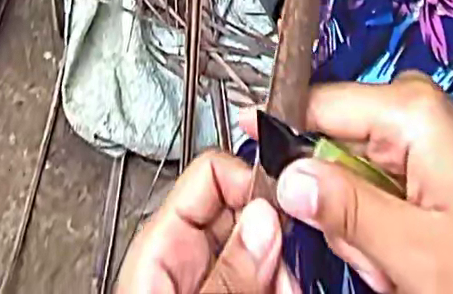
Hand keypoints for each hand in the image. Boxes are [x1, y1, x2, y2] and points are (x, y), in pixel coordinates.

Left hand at [115, 150, 295, 293]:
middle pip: (244, 209)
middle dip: (276, 232)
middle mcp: (184, 253)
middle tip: (291, 268)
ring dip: (284, 265)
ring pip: (260, 245)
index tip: (286, 203)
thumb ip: (226, 270)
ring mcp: (207, 278)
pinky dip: (280, 282)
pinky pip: (261, 276)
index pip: (212, 170)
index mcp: (161, 241)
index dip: (251, 178)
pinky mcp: (223, 291)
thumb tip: (263, 216)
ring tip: (290, 286)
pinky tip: (285, 291)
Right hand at [262, 74, 452, 292]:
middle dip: (339, 202)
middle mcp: (410, 108)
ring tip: (403, 264)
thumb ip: (344, 209)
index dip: (282, 140)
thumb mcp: (419, 253)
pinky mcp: (430, 162)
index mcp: (407, 108)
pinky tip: (411, 258)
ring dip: (363, 225)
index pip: (314, 104)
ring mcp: (421, 135)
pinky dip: (383, 228)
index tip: (262, 181)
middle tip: (376, 254)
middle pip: (330, 142)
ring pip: (351, 173)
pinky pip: (378, 187)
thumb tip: (283, 174)